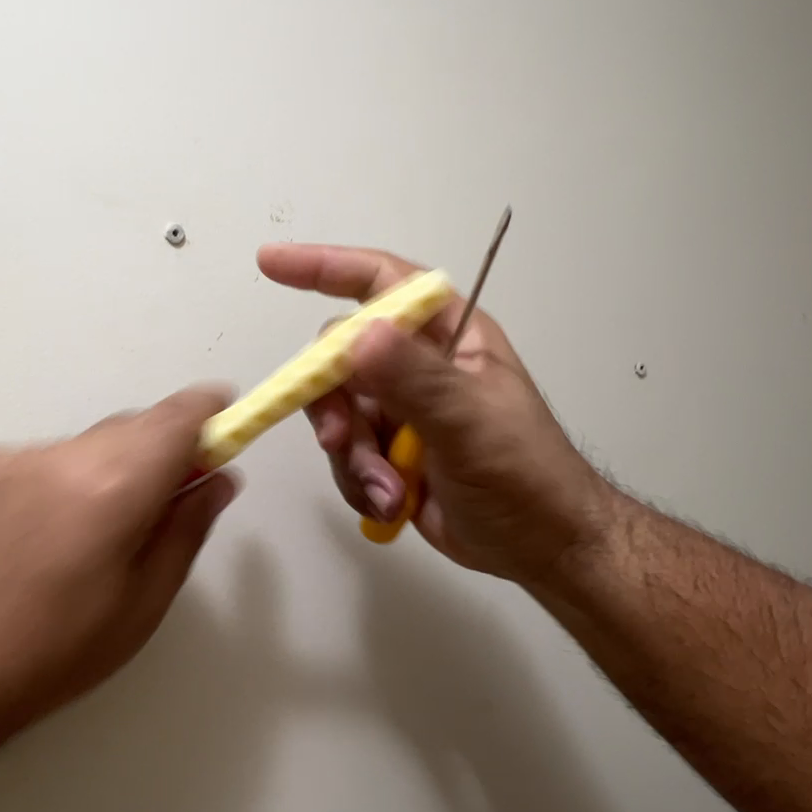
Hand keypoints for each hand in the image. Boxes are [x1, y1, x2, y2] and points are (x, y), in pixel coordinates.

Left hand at [0, 388, 240, 731]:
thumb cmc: (53, 652)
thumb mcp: (142, 603)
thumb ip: (186, 529)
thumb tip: (219, 479)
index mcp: (111, 486)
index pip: (177, 419)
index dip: (211, 411)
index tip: (227, 422)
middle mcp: (61, 454)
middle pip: (133, 427)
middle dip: (162, 451)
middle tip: (167, 504)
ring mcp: (12, 458)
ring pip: (87, 446)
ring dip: (110, 470)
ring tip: (90, 540)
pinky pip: (43, 461)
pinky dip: (63, 482)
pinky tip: (41, 541)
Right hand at [258, 243, 613, 587]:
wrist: (540, 547)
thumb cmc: (525, 475)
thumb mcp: (470, 423)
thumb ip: (414, 379)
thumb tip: (353, 336)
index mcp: (448, 335)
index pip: (381, 282)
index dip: (325, 267)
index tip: (271, 264)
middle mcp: (419, 365)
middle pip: (341, 359)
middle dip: (334, 405)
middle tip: (341, 442)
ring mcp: (402, 412)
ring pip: (339, 417)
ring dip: (354, 460)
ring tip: (391, 494)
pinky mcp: (390, 456)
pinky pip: (347, 458)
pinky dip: (359, 484)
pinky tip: (393, 507)